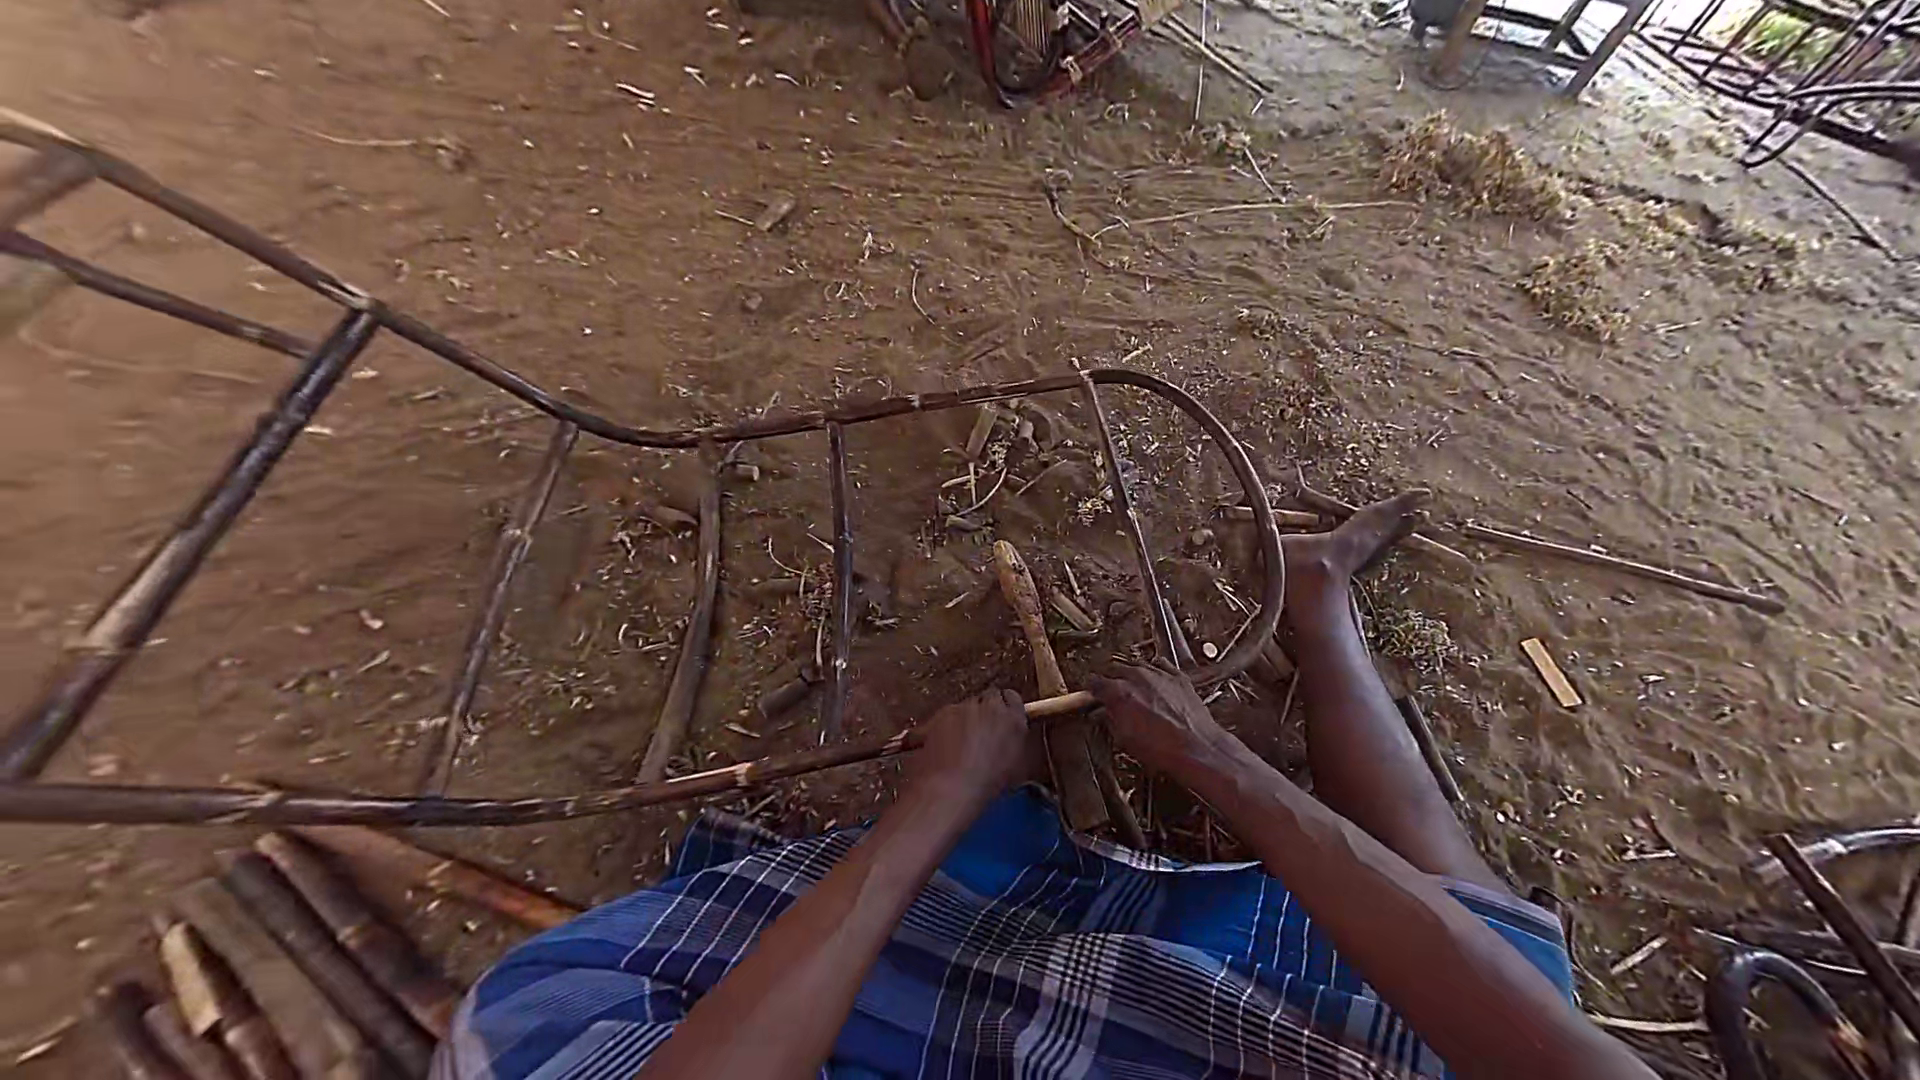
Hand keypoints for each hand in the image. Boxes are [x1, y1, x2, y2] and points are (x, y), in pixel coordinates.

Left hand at [910, 689, 1036, 799]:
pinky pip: (946, 715)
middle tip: (981, 732)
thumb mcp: (1016, 766)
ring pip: (966, 706)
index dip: (1005, 707)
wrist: (953, 787)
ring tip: (960, 745)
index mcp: (1013, 719)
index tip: (1001, 717)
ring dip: (965, 718)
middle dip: (985, 710)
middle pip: (988, 697)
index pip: (1012, 697)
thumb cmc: (986, 784)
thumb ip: (1015, 741)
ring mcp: (964, 708)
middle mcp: (990, 707)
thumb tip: (1010, 736)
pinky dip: (945, 726)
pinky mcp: (943, 713)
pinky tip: (944, 746)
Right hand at [1089, 663, 1243, 782]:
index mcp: (1118, 692)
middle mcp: (1137, 677)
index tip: (1094, 695)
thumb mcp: (1124, 739)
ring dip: (1131, 675)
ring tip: (1133, 690)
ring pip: (1136, 665)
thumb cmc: (1163, 748)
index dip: (1092, 690)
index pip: (1095, 681)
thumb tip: (1103, 714)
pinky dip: (1155, 671)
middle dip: (1111, 680)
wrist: (1197, 748)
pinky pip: (1161, 665)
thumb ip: (1109, 720)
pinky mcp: (1177, 677)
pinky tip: (1154, 680)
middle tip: (1112, 695)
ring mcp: (1158, 674)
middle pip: (1114, 669)